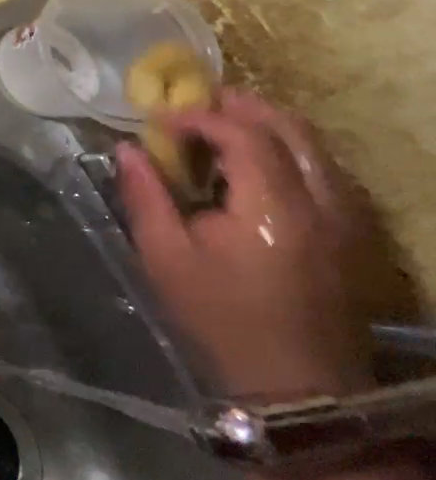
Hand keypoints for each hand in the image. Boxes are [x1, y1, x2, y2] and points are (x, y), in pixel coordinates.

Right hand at [117, 90, 374, 397]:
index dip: (198, 116)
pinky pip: (326, 172)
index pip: (244, 135)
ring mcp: (346, 219)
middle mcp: (322, 204)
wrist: (294, 378)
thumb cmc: (218, 315)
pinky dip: (290, 151)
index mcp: (273, 208)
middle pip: (292, 130)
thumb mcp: (164, 255)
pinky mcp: (352, 234)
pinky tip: (255, 160)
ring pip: (316, 148)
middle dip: (241, 107)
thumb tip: (127, 149)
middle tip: (193, 101)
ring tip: (219, 124)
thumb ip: (145, 195)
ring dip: (268, 126)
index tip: (157, 117)